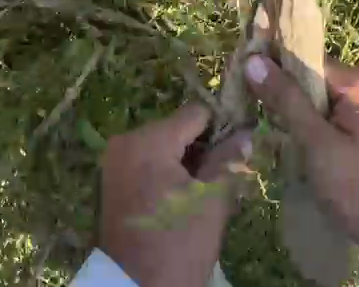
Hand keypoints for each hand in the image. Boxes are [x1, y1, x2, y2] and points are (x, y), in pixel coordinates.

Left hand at [98, 102, 252, 286]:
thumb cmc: (178, 244)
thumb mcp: (211, 202)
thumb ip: (228, 161)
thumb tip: (246, 133)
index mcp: (149, 140)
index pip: (194, 114)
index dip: (220, 128)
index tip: (238, 148)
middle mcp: (126, 140)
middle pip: (176, 128)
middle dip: (201, 149)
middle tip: (221, 177)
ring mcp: (115, 159)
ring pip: (162, 146)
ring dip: (184, 162)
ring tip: (203, 192)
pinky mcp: (112, 178)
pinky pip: (146, 161)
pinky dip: (165, 172)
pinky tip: (182, 198)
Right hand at [244, 55, 358, 286]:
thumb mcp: (317, 144)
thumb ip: (286, 99)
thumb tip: (253, 59)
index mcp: (357, 84)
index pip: (303, 59)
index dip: (273, 70)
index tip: (245, 86)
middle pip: (312, 81)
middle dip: (284, 97)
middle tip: (258, 118)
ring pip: (321, 105)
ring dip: (297, 119)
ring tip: (274, 138)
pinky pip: (334, 123)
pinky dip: (314, 132)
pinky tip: (299, 153)